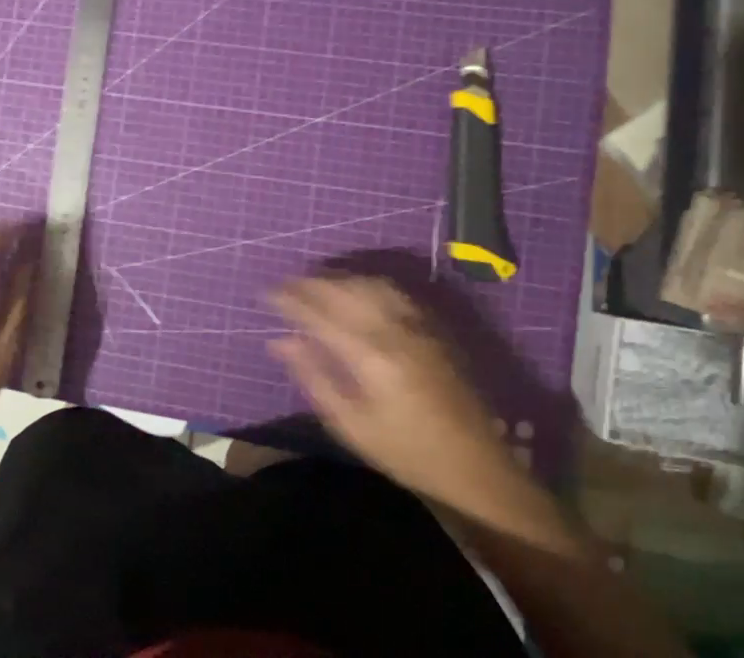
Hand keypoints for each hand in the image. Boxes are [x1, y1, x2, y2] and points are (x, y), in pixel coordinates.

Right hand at [268, 276, 523, 512]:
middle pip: (346, 289)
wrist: (475, 466)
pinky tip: (357, 291)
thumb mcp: (350, 425)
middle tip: (287, 284)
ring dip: (340, 278)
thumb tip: (280, 341)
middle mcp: (393, 331)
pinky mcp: (434, 329)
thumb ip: (315, 378)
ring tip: (318, 283)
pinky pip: (395, 292)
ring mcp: (418, 326)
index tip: (267, 294)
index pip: (319, 313)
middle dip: (312, 282)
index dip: (290, 299)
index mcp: (369, 356)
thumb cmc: (406, 452)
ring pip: (372, 284)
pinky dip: (368, 283)